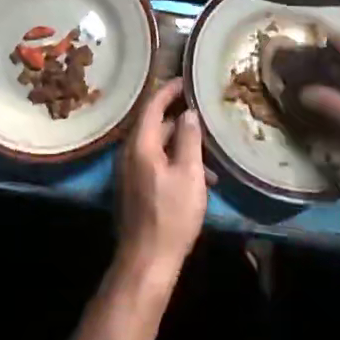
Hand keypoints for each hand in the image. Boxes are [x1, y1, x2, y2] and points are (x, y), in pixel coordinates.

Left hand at [116, 78, 206, 274]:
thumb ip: (189, 140)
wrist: (147, 260)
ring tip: (210, 154)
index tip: (186, 79)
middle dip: (179, 118)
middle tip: (204, 112)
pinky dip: (175, 162)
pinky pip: (154, 162)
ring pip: (156, 145)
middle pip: (153, 124)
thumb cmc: (172, 215)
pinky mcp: (134, 187)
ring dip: (181, 145)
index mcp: (139, 144)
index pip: (152, 105)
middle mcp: (128, 152)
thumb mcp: (189, 174)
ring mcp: (129, 170)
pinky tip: (199, 179)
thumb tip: (189, 112)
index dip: (169, 90)